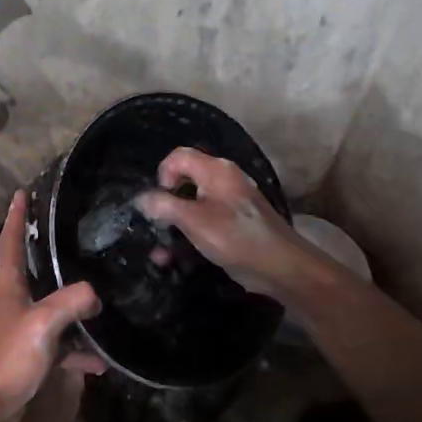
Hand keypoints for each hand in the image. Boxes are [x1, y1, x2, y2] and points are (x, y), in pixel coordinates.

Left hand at [0, 191, 100, 421]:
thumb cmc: (8, 357)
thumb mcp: (43, 323)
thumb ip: (71, 302)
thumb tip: (95, 296)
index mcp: (8, 288)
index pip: (10, 242)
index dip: (16, 217)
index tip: (21, 193)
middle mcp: (11, 303)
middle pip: (27, 271)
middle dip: (42, 254)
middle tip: (65, 238)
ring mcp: (18, 329)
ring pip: (48, 309)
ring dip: (70, 309)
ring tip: (99, 304)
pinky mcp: (26, 355)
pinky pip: (58, 346)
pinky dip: (76, 351)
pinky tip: (99, 362)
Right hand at [136, 147, 332, 298]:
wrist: (279, 266)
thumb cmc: (234, 237)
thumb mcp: (192, 220)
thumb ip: (163, 205)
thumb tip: (142, 198)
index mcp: (216, 170)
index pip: (178, 156)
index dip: (162, 174)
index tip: (159, 200)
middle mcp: (223, 180)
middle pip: (184, 181)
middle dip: (164, 204)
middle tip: (156, 226)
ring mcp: (229, 202)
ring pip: (191, 206)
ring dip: (173, 226)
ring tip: (160, 252)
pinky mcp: (233, 224)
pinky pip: (203, 222)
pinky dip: (188, 236)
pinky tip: (175, 258)